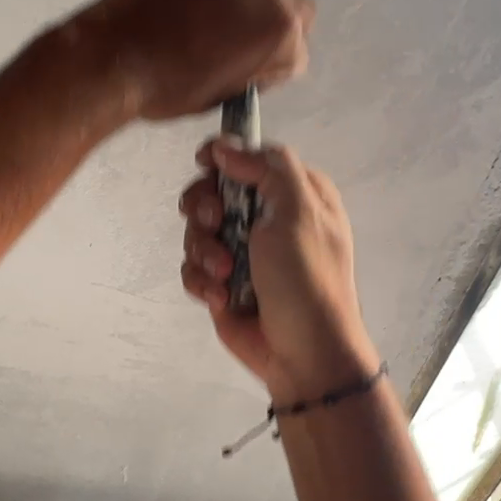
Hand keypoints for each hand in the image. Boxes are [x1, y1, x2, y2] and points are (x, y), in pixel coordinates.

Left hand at [70, 0, 313, 120]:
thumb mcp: (220, 96)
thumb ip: (251, 71)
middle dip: (271, 24)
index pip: (295, 53)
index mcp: (283, 40)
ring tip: (223, 5)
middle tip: (233, 38)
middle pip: (296, 8)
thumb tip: (254, 59)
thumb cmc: (166, 89)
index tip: (242, 68)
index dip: (267, 65)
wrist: (116, 59)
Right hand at [178, 138, 379, 398]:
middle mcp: (265, 219)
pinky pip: (193, 268)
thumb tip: (226, 147)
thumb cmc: (307, 277)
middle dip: (204, 208)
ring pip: (196, 231)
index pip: (250, 158)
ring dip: (204, 250)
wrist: (303, 354)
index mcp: (294, 195)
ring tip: (225, 273)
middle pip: (212, 191)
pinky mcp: (222, 284)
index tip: (205, 163)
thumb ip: (267, 168)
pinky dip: (201, 281)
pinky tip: (220, 296)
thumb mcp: (299, 211)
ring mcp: (241, 252)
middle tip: (214, 223)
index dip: (223, 157)